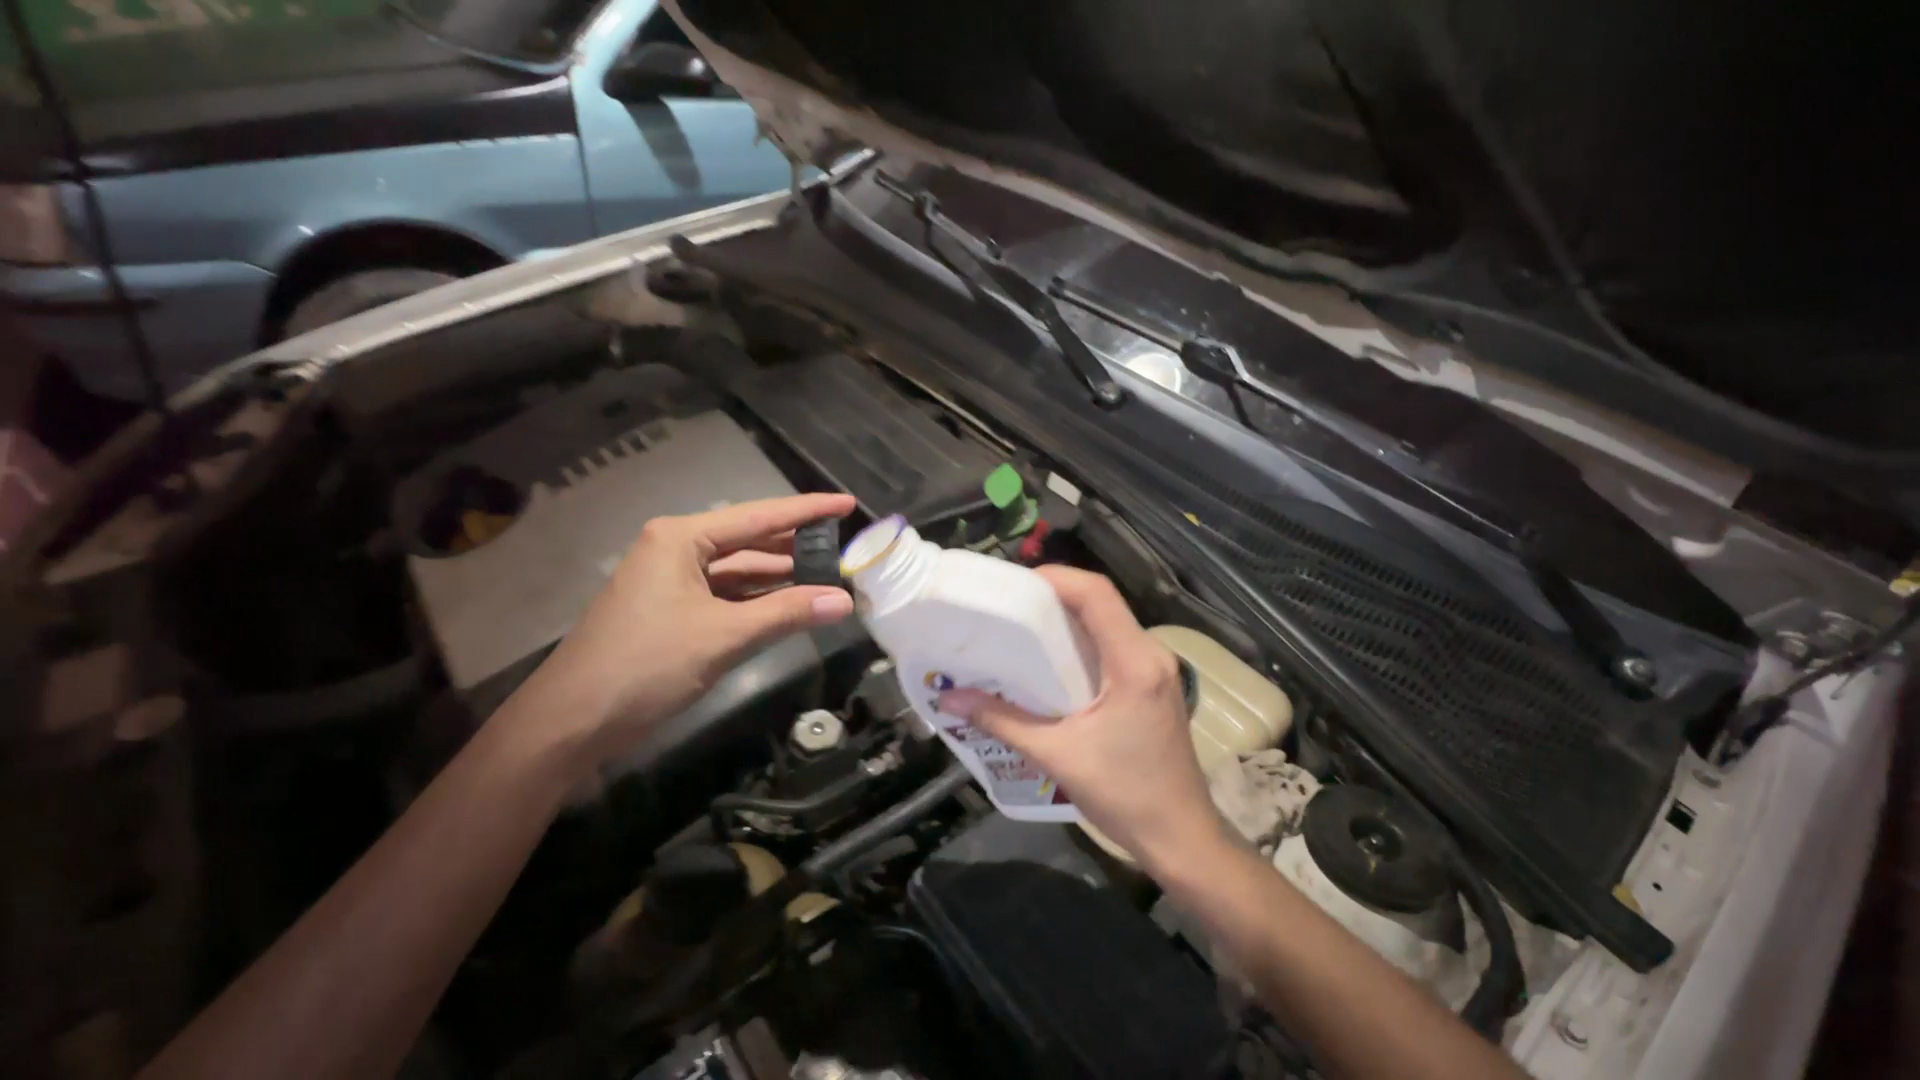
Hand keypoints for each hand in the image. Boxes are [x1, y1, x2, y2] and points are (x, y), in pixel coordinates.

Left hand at [531, 493, 856, 767]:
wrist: (574, 719)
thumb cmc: (647, 664)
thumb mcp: (723, 636)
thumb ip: (786, 613)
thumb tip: (844, 601)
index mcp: (680, 538)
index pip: (757, 516)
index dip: (806, 511)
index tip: (847, 504)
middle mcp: (674, 549)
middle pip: (746, 540)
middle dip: (794, 547)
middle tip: (844, 548)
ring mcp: (669, 582)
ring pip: (735, 571)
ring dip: (777, 578)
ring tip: (828, 578)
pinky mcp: (669, 612)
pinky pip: (722, 596)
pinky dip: (755, 601)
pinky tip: (789, 606)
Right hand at [938, 566, 1233, 870]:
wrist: (1181, 837)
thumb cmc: (1125, 794)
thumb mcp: (1057, 755)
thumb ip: (1002, 721)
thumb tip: (949, 699)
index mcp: (1134, 662)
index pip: (1097, 594)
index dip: (1056, 578)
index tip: (1014, 585)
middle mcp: (1151, 656)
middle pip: (1102, 605)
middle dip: (1053, 599)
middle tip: (1005, 609)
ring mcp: (1156, 672)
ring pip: (1108, 627)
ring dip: (1066, 624)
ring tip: (1018, 632)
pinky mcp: (1153, 688)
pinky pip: (1113, 650)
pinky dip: (1080, 648)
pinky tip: (1048, 667)